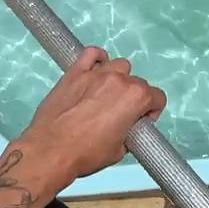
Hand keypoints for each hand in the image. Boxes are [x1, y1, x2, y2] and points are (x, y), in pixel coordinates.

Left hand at [15, 47, 166, 185]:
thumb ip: (128, 131)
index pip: (157, 97)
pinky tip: (96, 68)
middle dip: (133, 97)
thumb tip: (123, 127)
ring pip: (117, 65)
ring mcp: (95, 74)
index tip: (139, 122)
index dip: (151, 111)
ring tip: (106, 94)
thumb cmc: (87, 153)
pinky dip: (97, 57)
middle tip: (120, 113)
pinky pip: (90, 53)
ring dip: (118, 78)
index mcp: (135, 98)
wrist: (51, 149)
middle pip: (137, 82)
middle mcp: (118, 80)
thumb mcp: (119, 150)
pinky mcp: (74, 72)